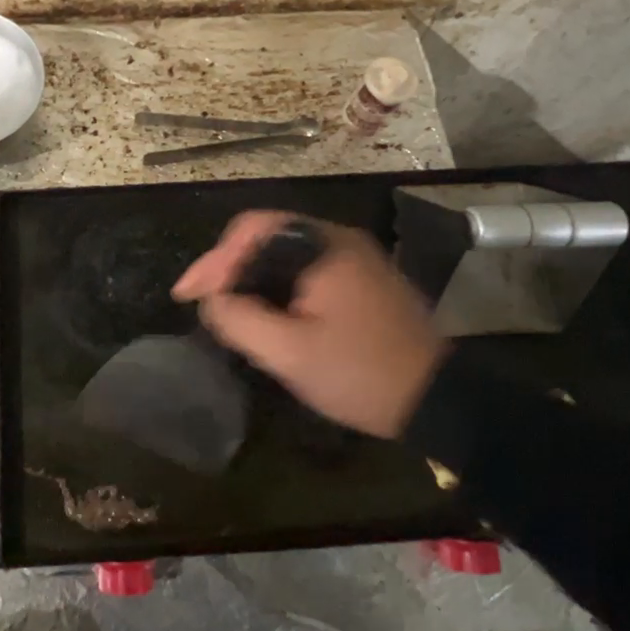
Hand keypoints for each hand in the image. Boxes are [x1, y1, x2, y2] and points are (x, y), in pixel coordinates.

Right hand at [172, 211, 449, 438]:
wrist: (442, 401)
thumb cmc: (362, 374)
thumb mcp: (291, 353)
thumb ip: (240, 319)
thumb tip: (211, 300)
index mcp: (323, 247)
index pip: (251, 229)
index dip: (212, 260)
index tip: (187, 295)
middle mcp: (340, 240)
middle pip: (267, 236)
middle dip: (229, 267)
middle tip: (205, 301)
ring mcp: (356, 258)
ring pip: (286, 254)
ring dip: (252, 277)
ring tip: (228, 309)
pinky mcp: (364, 280)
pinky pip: (307, 269)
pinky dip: (278, 285)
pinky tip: (267, 313)